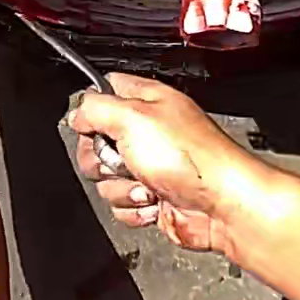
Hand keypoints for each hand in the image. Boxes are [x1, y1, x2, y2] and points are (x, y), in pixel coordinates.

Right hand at [67, 74, 276, 258]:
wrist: (223, 207)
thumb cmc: (191, 159)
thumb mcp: (132, 117)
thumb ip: (94, 108)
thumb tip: (76, 114)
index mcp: (146, 101)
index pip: (103, 91)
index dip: (90, 109)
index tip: (93, 126)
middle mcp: (147, 131)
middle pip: (95, 142)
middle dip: (102, 159)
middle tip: (124, 159)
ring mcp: (149, 166)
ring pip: (104, 178)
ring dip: (121, 187)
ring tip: (149, 184)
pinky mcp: (151, 196)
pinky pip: (119, 203)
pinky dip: (133, 208)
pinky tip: (155, 202)